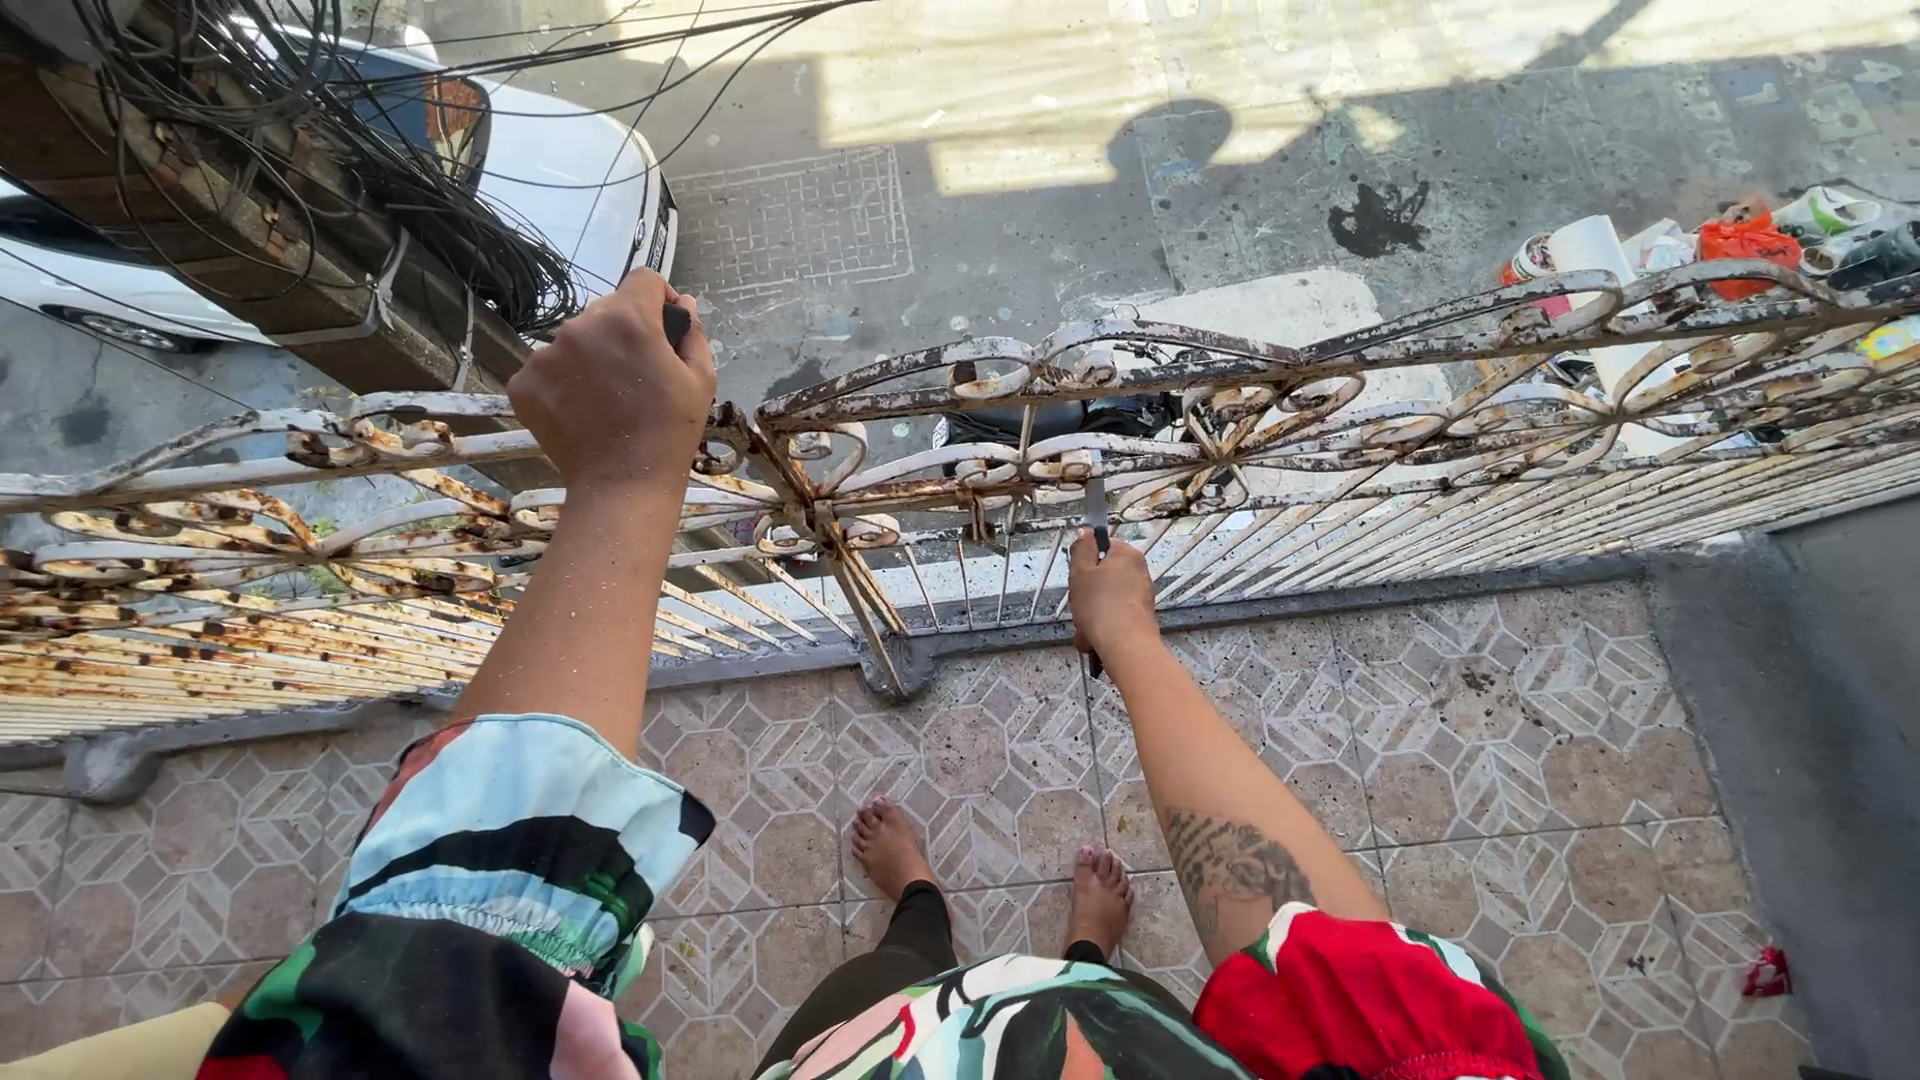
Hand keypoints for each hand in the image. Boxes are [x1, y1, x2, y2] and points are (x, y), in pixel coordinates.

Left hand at [507, 269, 716, 496]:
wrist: (623, 483)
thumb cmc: (671, 433)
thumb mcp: (700, 381)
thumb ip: (692, 333)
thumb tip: (681, 304)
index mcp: (629, 321)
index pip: (642, 279)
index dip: (658, 296)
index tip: (665, 323)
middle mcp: (580, 326)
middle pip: (607, 309)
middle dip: (626, 330)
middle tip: (638, 373)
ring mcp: (545, 353)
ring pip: (576, 338)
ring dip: (593, 355)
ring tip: (609, 396)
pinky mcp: (522, 381)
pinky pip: (549, 367)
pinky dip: (566, 381)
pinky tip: (583, 409)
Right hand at [1067, 529, 1159, 658]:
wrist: (1126, 647)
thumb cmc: (1100, 606)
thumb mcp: (1081, 573)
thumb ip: (1082, 549)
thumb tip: (1086, 531)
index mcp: (1128, 555)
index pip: (1102, 547)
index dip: (1084, 562)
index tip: (1077, 578)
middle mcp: (1139, 572)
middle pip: (1102, 576)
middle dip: (1085, 593)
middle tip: (1079, 604)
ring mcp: (1141, 597)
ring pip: (1104, 599)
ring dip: (1089, 614)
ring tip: (1085, 629)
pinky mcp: (1140, 618)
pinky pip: (1113, 616)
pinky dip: (1101, 626)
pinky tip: (1093, 640)